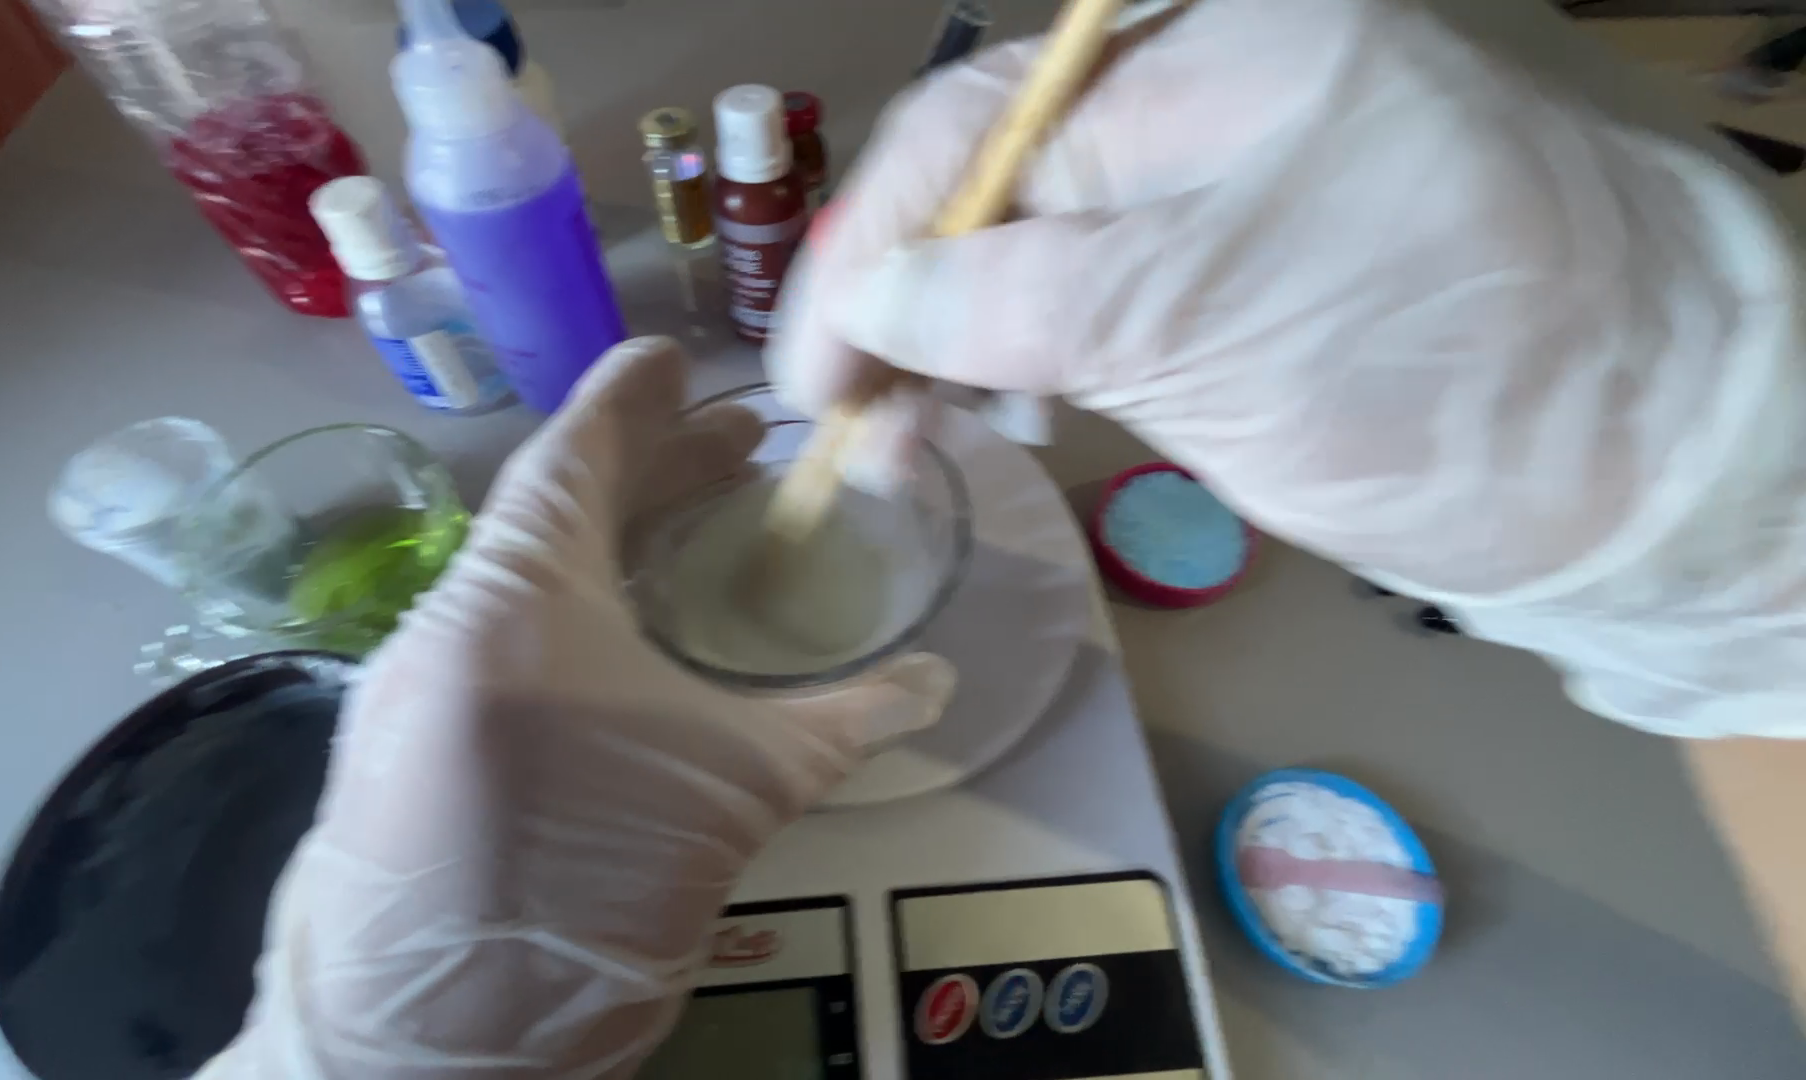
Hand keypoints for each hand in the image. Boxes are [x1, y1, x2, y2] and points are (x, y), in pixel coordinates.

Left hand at [202, 338, 954, 1079]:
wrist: (437, 1056)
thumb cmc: (587, 898)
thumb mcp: (732, 795)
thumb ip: (840, 726)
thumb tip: (938, 683)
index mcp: (519, 611)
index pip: (571, 463)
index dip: (626, 400)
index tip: (669, 355)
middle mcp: (459, 625)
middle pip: (565, 507)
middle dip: (653, 462)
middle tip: (734, 438)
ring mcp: (428, 678)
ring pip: (541, 567)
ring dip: (625, 530)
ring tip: (705, 506)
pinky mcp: (424, 732)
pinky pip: (516, 624)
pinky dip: (588, 594)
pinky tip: (642, 613)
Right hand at [770, 0, 1803, 735]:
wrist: (1610, 472)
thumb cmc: (1435, 366)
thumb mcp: (1207, 313)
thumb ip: (1018, 301)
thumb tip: (871, 306)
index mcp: (1187, 66)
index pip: (966, 135)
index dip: (864, 254)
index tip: (808, 373)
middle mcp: (1165, 125)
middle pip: (966, 206)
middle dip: (885, 318)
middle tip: (835, 424)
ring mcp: (1165, 223)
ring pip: (993, 274)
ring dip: (924, 360)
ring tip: (893, 446)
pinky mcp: (1171, 309)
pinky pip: (1039, 327)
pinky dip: (985, 381)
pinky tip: (966, 426)